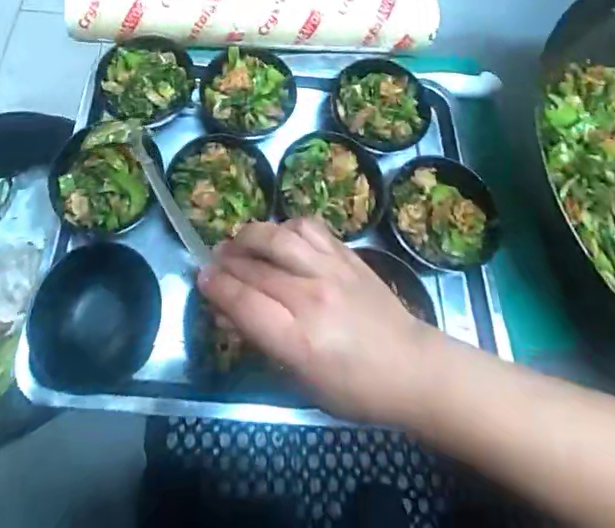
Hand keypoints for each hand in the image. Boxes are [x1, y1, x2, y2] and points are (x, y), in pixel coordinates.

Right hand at [197, 218, 445, 425]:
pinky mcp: (347, 255)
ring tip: (239, 243)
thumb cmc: (354, 388)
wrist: (413, 368)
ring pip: (277, 236)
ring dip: (250, 236)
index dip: (216, 287)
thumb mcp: (301, 378)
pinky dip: (285, 227)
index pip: (243, 301)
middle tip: (214, 262)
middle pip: (254, 267)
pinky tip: (278, 237)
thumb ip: (261, 340)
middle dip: (226, 261)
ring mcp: (332, 270)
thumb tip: (226, 311)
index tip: (202, 279)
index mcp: (300, 339)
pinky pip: (307, 227)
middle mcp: (313, 297)